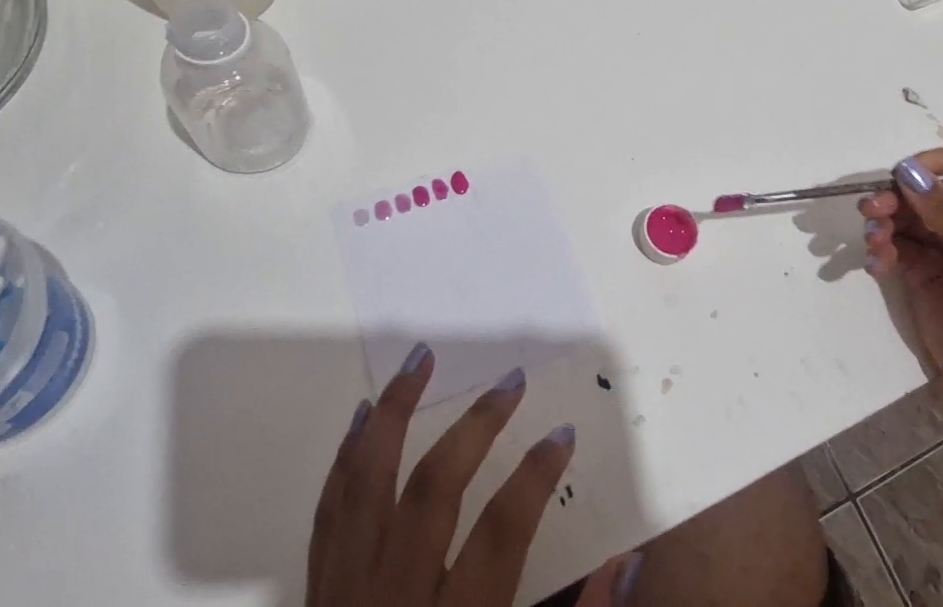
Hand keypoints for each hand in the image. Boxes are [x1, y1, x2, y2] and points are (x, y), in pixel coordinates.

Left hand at [309, 343, 588, 605]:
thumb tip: (626, 561)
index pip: (499, 534)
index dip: (534, 476)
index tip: (562, 431)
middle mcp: (394, 598)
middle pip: (431, 492)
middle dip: (474, 427)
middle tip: (511, 382)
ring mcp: (345, 591)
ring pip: (366, 483)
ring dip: (394, 414)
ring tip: (421, 359)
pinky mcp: (317, 590)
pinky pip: (329, 508)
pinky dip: (348, 455)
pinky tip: (366, 416)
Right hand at [859, 146, 942, 413]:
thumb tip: (907, 172)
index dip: (936, 163)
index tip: (901, 174)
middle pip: (928, 189)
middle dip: (898, 197)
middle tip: (870, 210)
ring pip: (906, 216)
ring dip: (884, 222)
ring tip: (874, 242)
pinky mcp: (923, 271)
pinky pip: (895, 246)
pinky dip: (881, 250)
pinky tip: (877, 265)